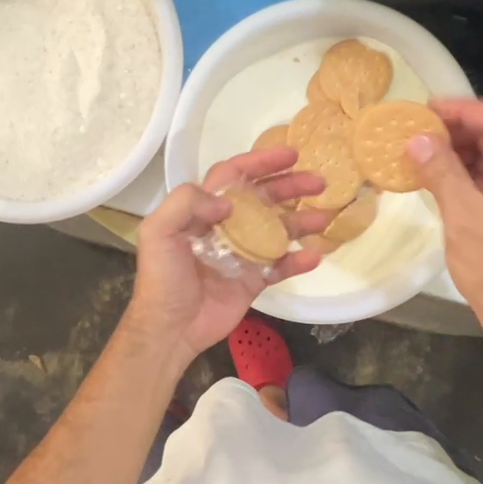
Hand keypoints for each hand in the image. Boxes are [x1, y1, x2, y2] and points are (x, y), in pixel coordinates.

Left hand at [124, 146, 328, 361]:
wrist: (171, 328)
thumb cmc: (161, 279)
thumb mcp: (159, 232)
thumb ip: (186, 203)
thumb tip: (228, 201)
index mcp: (201, 210)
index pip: (234, 176)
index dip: (261, 163)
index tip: (291, 155)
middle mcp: (225, 226)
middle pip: (263, 198)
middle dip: (291, 187)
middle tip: (320, 181)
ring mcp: (242, 253)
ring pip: (278, 229)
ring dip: (302, 220)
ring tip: (324, 216)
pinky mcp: (254, 279)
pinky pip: (281, 265)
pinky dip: (298, 260)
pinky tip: (315, 255)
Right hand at [411, 97, 482, 346]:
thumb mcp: (463, 217)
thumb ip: (441, 172)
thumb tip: (416, 138)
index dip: (459, 109)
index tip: (423, 107)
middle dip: (458, 130)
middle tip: (417, 129)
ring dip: (462, 150)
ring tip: (423, 150)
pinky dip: (470, 171)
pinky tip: (442, 173)